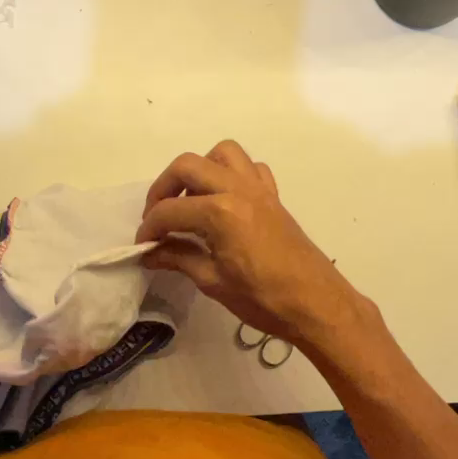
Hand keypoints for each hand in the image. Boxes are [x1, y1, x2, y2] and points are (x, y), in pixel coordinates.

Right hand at [136, 140, 375, 352]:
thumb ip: (179, 258)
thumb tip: (150, 254)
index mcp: (220, 213)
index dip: (149, 228)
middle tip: (157, 218)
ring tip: (190, 200)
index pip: (170, 211)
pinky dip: (231, 175)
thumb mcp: (212, 282)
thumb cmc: (263, 299)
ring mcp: (258, 189)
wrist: (315, 304)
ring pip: (221, 154)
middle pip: (188, 166)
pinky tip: (223, 202)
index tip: (141, 245)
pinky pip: (249, 168)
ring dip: (199, 170)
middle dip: (164, 188)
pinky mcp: (273, 196)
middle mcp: (237, 189)